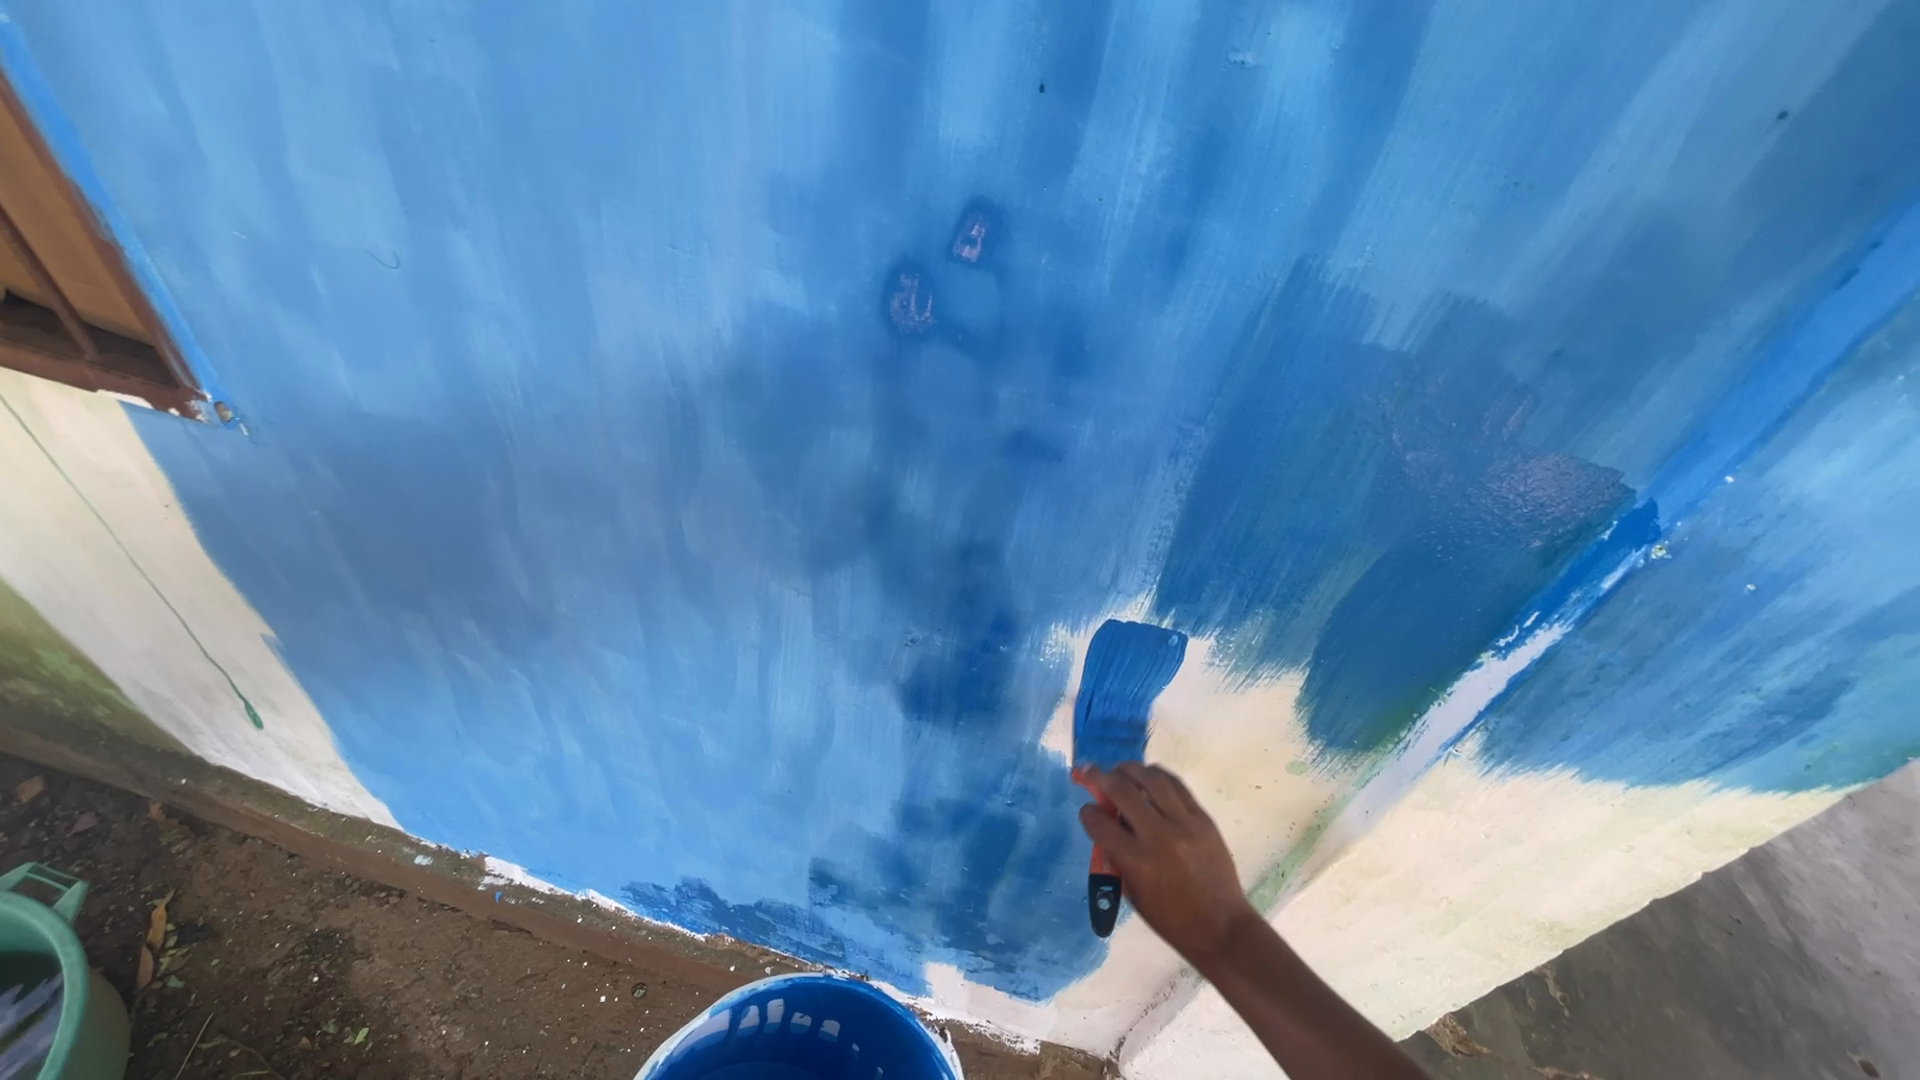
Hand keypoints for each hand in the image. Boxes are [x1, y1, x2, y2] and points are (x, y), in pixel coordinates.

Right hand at [1075, 763, 1261, 968]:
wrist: (1222, 927)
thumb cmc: (1172, 919)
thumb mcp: (1133, 893)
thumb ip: (1117, 857)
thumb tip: (1107, 824)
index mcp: (1137, 862)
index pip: (1100, 823)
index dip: (1088, 813)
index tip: (1088, 810)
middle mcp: (1158, 836)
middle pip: (1122, 791)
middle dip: (1101, 778)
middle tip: (1093, 773)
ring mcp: (1184, 824)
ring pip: (1151, 779)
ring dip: (1130, 769)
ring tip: (1121, 770)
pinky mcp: (1203, 818)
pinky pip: (1177, 786)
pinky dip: (1157, 776)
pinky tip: (1148, 776)